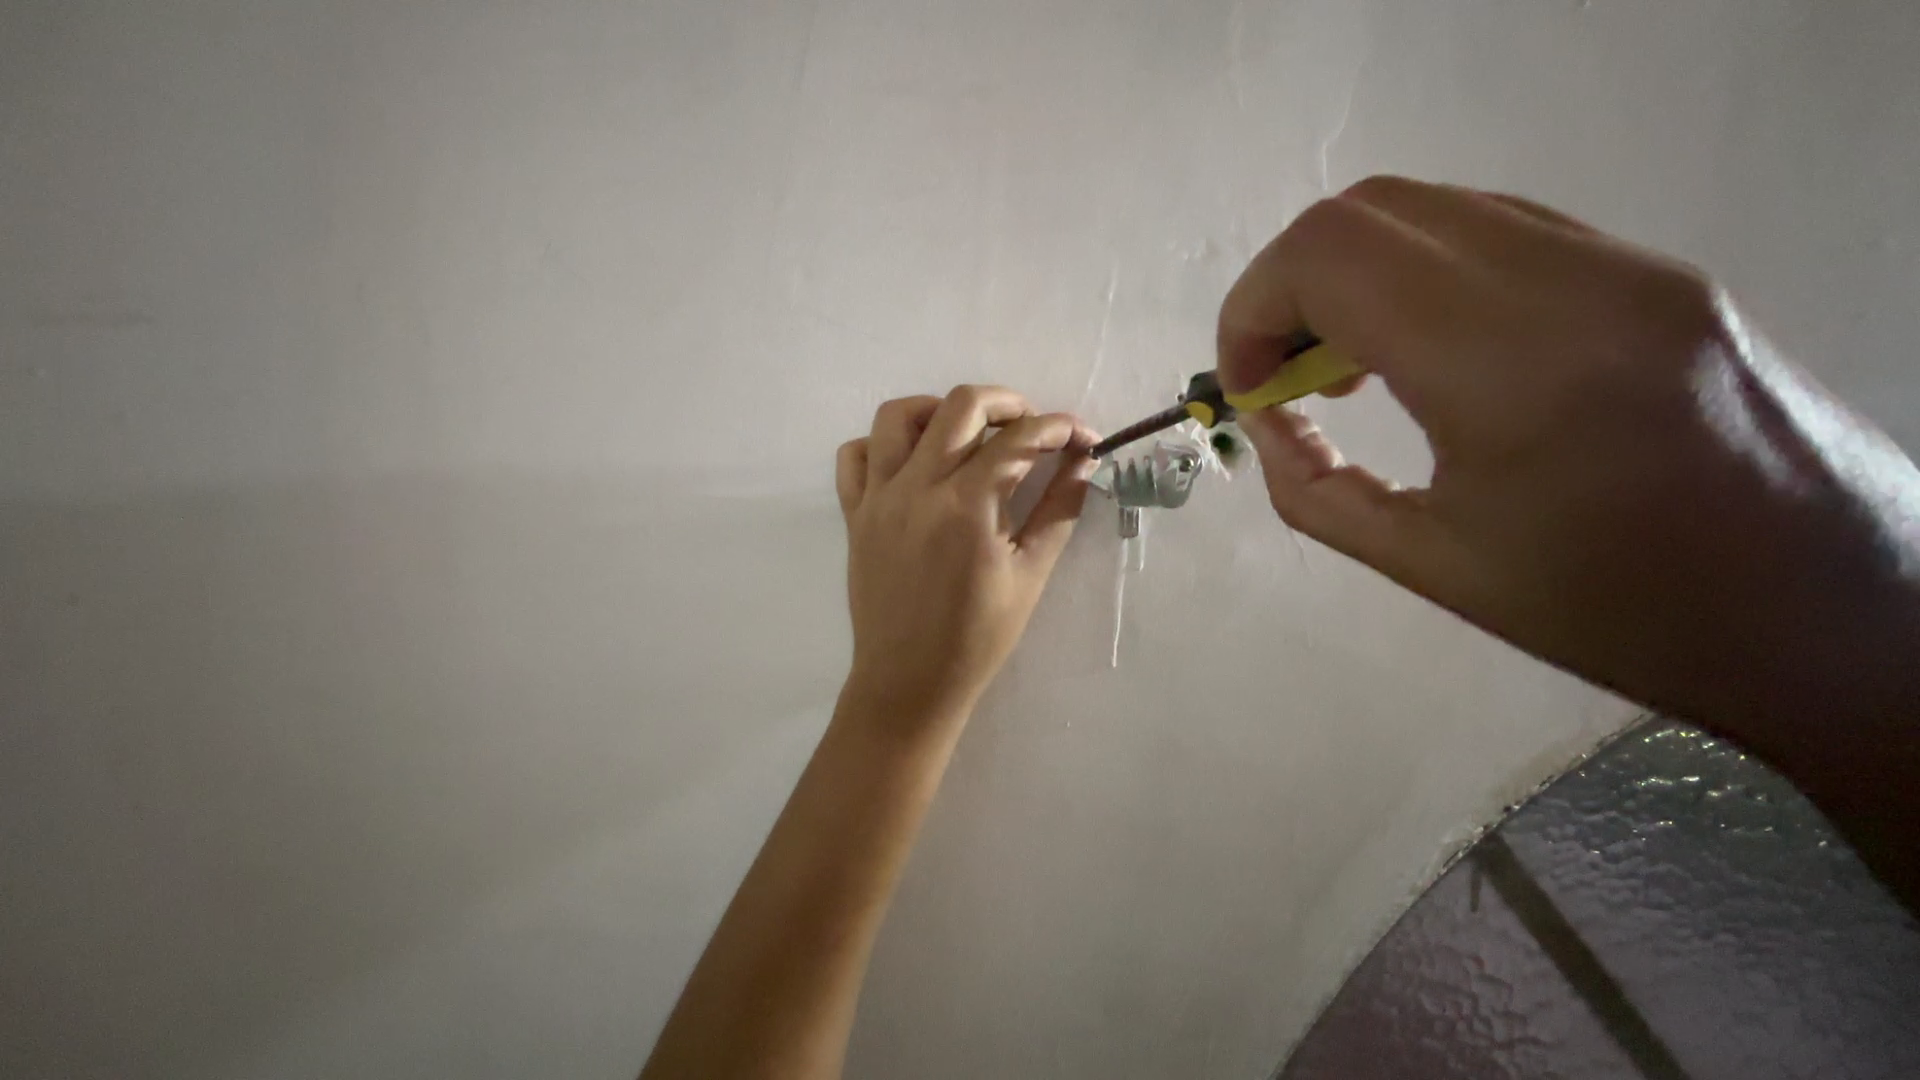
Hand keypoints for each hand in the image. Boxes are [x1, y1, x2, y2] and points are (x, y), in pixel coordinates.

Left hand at [835, 386, 1098, 728]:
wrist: (909, 681)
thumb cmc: (977, 637)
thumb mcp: (1030, 575)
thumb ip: (1058, 510)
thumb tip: (1083, 462)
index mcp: (967, 506)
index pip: (1020, 439)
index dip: (1060, 427)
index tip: (1082, 437)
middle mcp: (917, 488)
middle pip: (960, 406)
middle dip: (1008, 402)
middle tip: (1032, 426)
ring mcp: (878, 498)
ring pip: (897, 416)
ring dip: (939, 410)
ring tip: (968, 434)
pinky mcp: (855, 514)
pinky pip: (855, 455)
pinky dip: (883, 444)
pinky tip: (913, 463)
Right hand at [1217, 176, 1919, 730]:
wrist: (1841, 613)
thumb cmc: (1616, 613)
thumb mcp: (1429, 565)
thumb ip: (1314, 488)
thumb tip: (1267, 420)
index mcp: (1511, 365)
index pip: (1329, 256)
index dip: (1250, 311)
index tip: (1245, 389)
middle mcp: (1573, 279)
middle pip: (1366, 212)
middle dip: (1287, 290)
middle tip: (1282, 380)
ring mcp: (1623, 262)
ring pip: (1427, 209)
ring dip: (1349, 279)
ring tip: (1343, 373)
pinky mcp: (1649, 269)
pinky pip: (1489, 233)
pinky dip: (1413, 277)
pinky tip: (1418, 357)